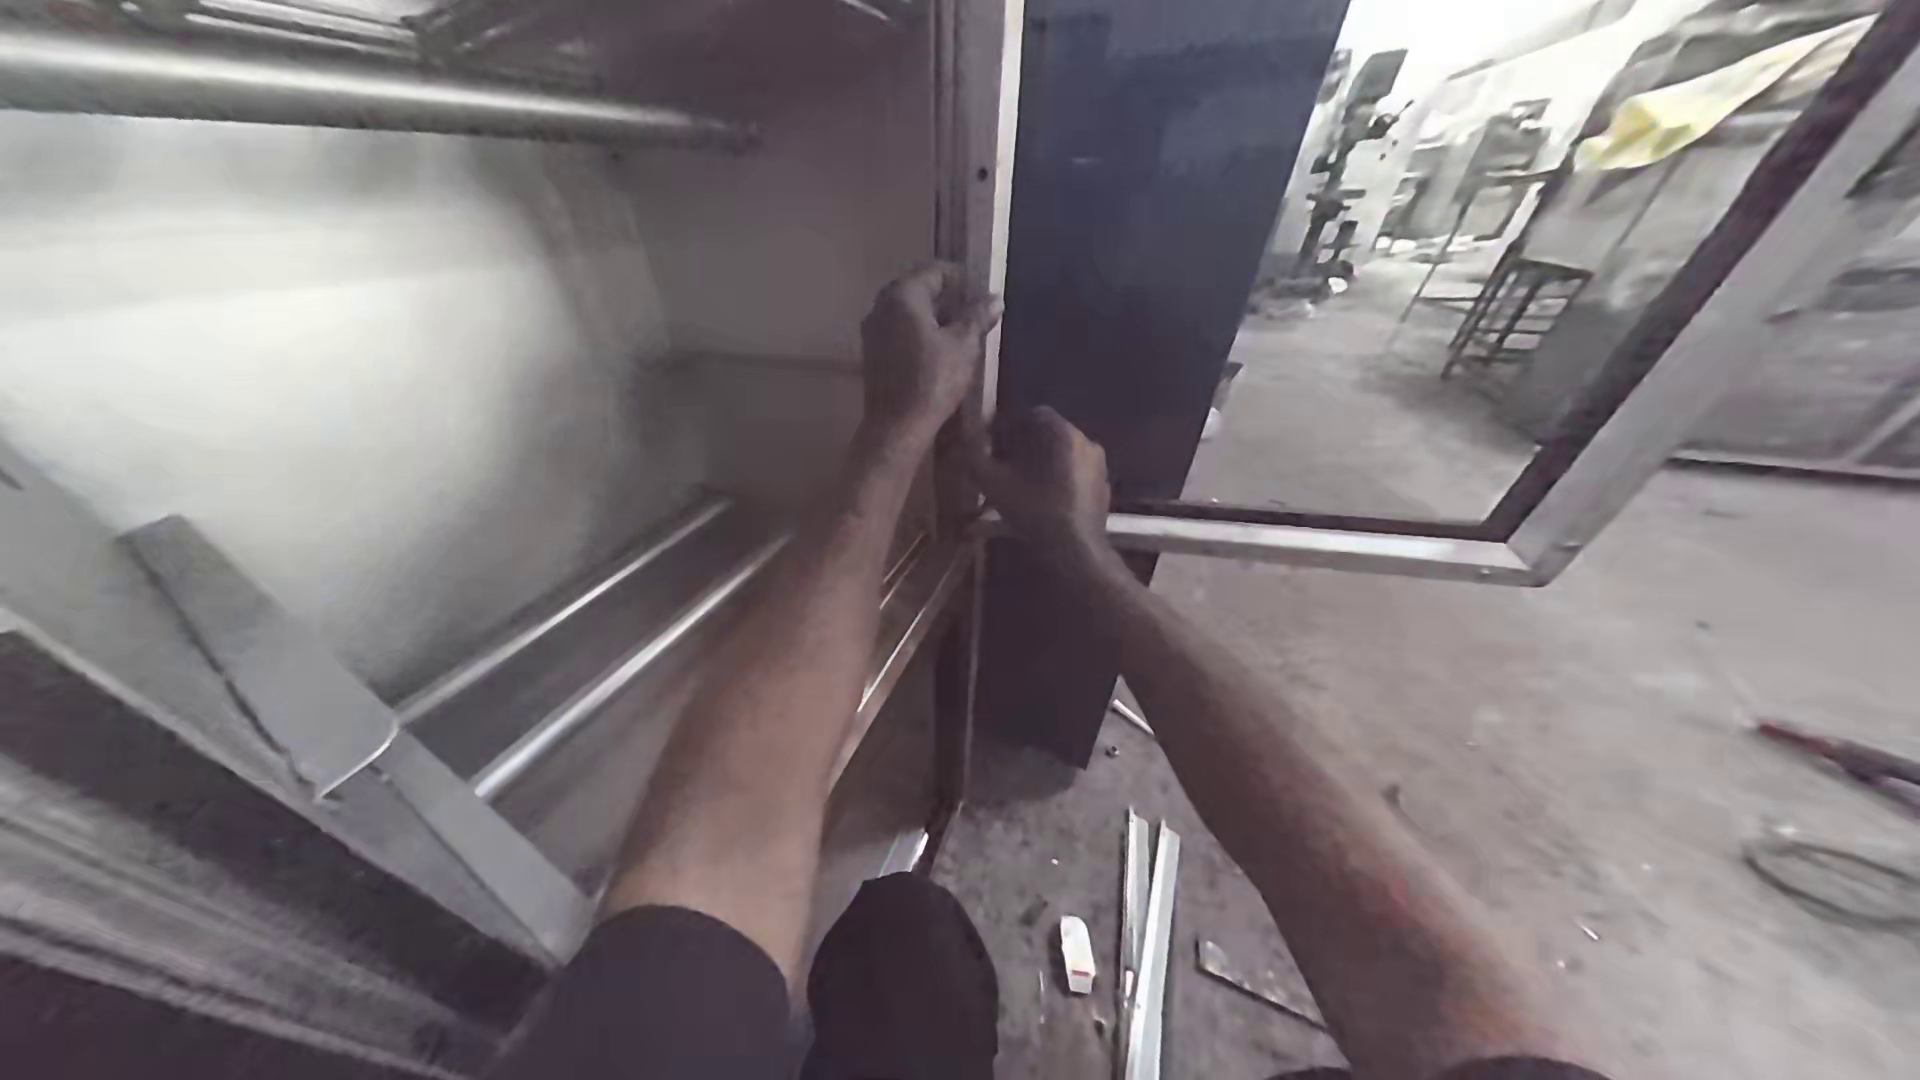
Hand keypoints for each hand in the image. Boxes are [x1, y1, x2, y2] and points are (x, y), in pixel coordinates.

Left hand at [861, 263, 1002, 443]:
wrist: (897, 427)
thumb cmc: (932, 381)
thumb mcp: (964, 346)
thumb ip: (978, 317)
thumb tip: (994, 298)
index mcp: (901, 296)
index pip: (934, 271)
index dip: (961, 278)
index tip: (982, 291)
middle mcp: (880, 307)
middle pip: (917, 289)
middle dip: (946, 297)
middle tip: (973, 310)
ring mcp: (873, 331)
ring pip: (907, 312)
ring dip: (933, 316)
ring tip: (961, 331)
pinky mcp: (873, 355)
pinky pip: (899, 331)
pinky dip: (919, 332)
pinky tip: (939, 349)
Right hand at [967, 406, 1118, 575]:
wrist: (1075, 549)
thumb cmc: (1034, 511)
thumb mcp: (994, 484)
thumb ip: (975, 459)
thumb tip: (966, 444)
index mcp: (1062, 433)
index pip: (1032, 415)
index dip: (1008, 428)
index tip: (993, 447)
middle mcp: (1086, 441)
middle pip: (1048, 434)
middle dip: (1022, 446)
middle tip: (1002, 467)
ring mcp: (1098, 466)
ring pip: (1062, 456)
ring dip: (1039, 464)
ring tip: (1019, 486)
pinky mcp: (1102, 488)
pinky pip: (1075, 475)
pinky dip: (1057, 481)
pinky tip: (1043, 502)